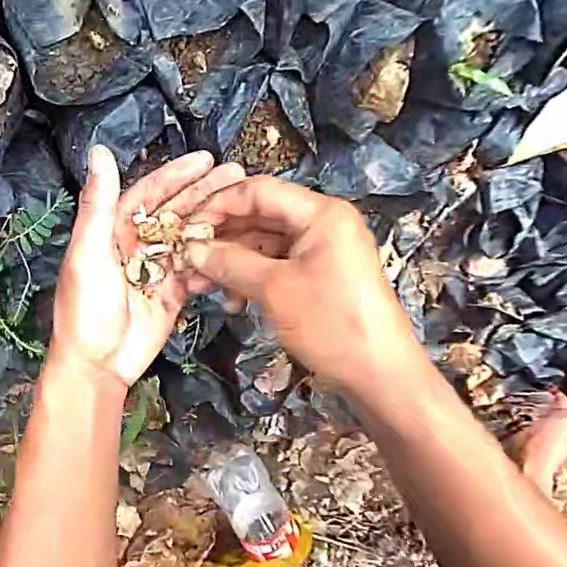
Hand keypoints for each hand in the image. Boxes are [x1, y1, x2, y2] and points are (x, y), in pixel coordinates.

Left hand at [50, 146, 245, 386]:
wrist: (97, 365)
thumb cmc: (84, 310)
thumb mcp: (88, 252)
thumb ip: (98, 203)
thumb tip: (97, 153)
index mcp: (113, 230)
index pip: (149, 193)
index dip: (176, 175)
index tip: (204, 160)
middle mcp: (136, 245)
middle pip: (175, 211)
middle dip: (205, 192)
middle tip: (236, 175)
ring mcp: (156, 269)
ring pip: (190, 238)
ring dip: (215, 221)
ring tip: (245, 206)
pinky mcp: (172, 294)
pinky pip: (197, 271)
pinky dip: (215, 260)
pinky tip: (238, 247)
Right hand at [185, 176, 427, 392]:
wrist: (380, 375)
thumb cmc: (334, 325)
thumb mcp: (275, 290)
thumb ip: (230, 263)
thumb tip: (191, 250)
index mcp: (321, 214)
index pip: (258, 191)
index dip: (217, 206)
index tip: (187, 228)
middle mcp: (323, 224)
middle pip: (260, 216)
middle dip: (221, 238)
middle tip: (187, 258)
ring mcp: (322, 250)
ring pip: (264, 243)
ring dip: (231, 262)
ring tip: (201, 284)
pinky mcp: (319, 275)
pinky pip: (276, 265)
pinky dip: (250, 278)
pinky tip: (231, 301)